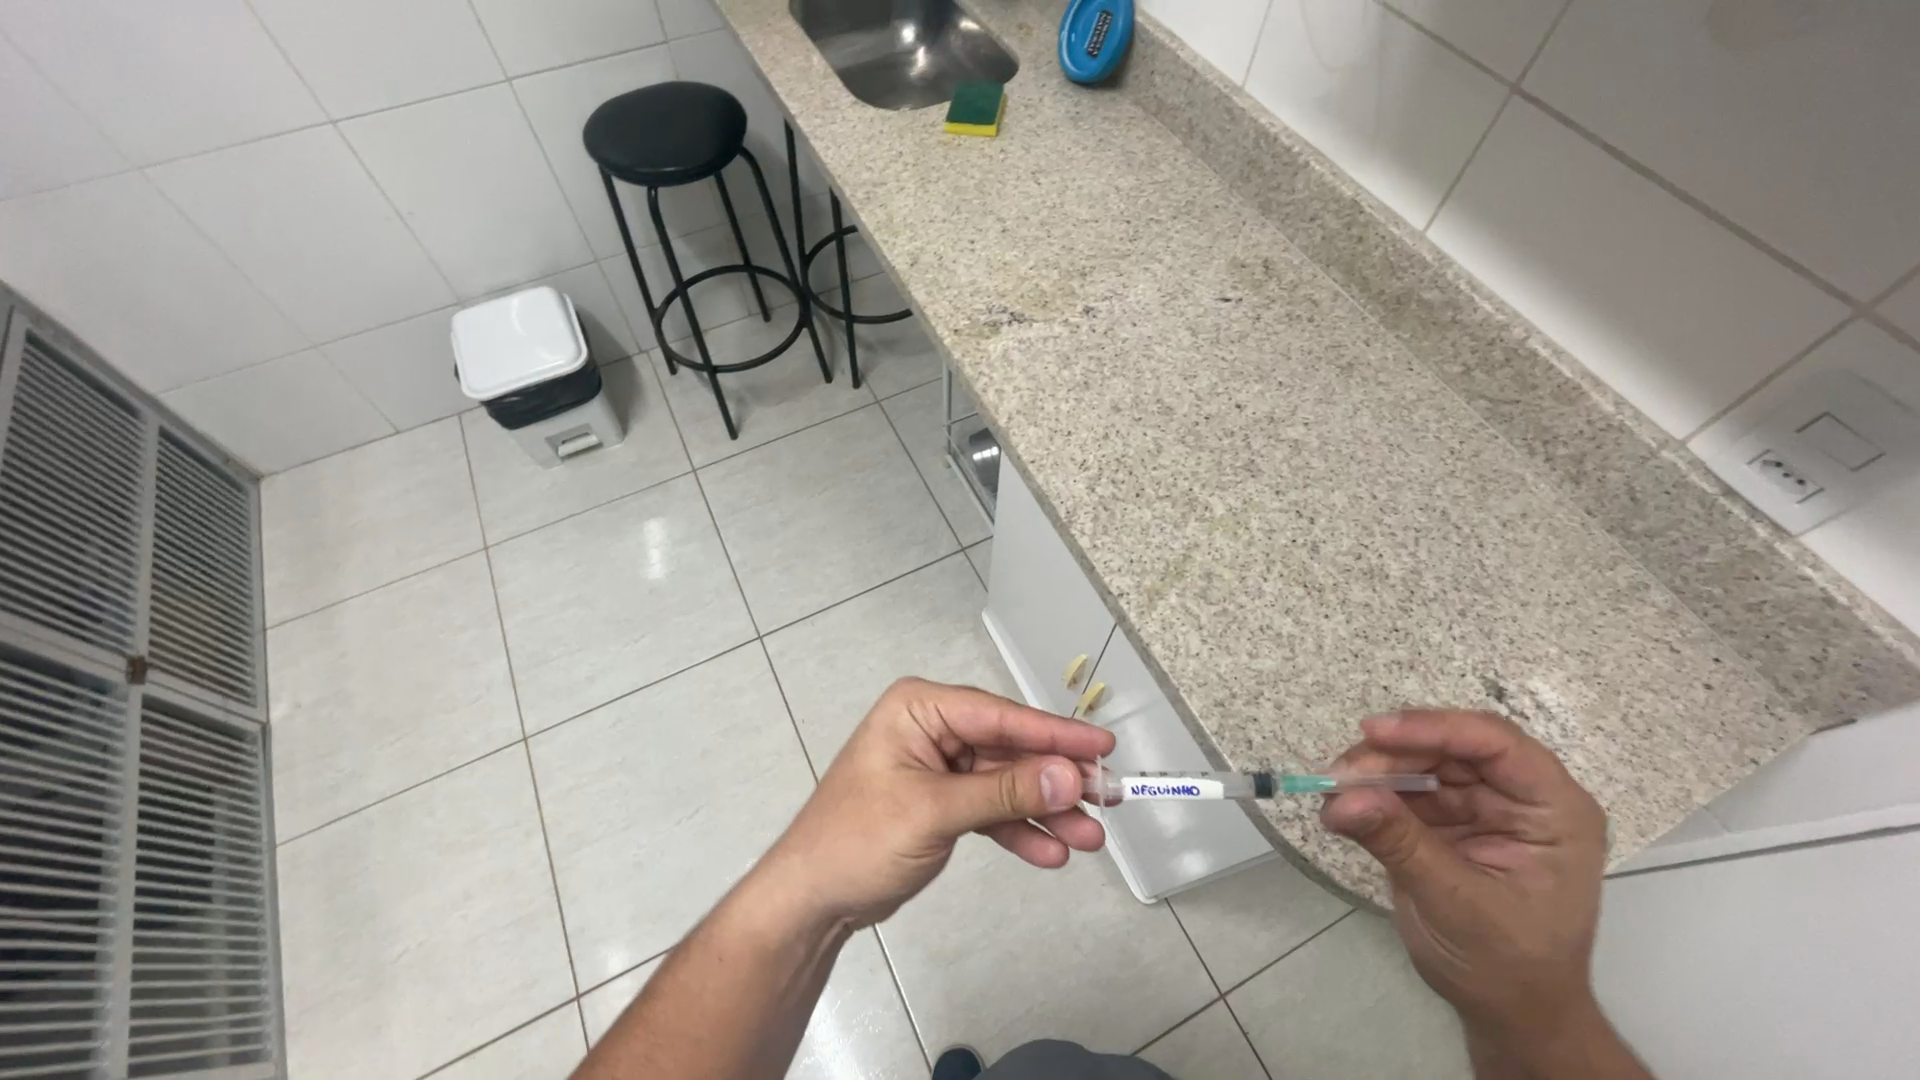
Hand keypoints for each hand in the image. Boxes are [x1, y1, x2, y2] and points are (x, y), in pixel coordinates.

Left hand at [760, 678, 1114, 927]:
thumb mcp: (935, 812)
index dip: (1055, 733)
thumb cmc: (859, 840)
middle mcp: (933, 729)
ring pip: (1006, 784)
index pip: (1000, 716)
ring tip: (1090, 839)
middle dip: (1055, 780)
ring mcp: (939, 767)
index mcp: (920, 709)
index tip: (1103, 746)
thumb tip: (1070, 775)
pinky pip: (990, 811)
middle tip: (1107, 799)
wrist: (813, 899)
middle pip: (1009, 750)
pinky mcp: (942, 803)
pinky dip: (1019, 831)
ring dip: (1046, 811)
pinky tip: (1052, 853)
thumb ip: (1005, 793)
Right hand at [1319, 710, 1608, 1035]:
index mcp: (1552, 810)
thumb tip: (1341, 799)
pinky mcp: (1444, 818)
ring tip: (1331, 796)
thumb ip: (1401, 844)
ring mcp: (1479, 805)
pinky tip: (1340, 809)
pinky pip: (1401, 790)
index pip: (1496, 744)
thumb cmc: (1507, 964)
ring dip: (1372, 772)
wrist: (1508, 1011)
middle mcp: (1517, 796)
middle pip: (1448, 747)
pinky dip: (1367, 795)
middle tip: (1338, 777)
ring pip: (1419, 762)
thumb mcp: (1455, 903)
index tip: (1373, 732)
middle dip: (1390, 755)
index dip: (1435, 728)